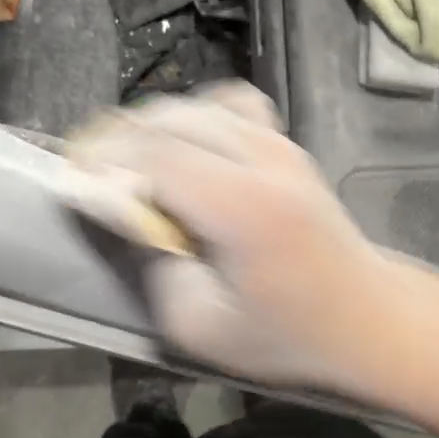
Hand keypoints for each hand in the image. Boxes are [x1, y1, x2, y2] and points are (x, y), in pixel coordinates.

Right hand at [59, 83, 393, 390]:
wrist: (365, 317)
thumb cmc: (282, 333)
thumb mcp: (199, 322)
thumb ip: (152, 256)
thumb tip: (114, 201)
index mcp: (243, 206)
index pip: (156, 156)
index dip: (106, 162)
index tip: (73, 181)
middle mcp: (262, 157)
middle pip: (170, 120)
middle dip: (119, 140)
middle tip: (91, 172)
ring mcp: (279, 141)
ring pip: (195, 104)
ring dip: (152, 126)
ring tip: (128, 161)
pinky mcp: (285, 139)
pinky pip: (230, 103)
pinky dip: (196, 113)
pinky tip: (185, 144)